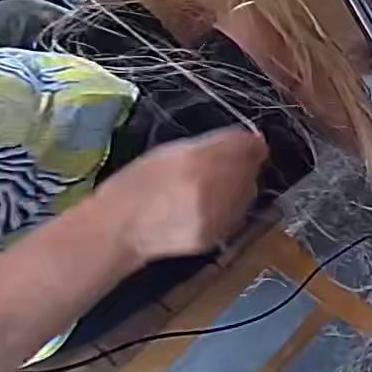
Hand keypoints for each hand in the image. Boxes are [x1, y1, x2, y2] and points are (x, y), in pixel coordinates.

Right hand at [94, 127, 267, 261]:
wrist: (118, 229)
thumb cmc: (140, 183)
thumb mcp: (174, 150)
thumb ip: (215, 142)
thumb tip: (248, 140)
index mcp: (204, 159)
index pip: (253, 145)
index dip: (246, 145)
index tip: (236, 148)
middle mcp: (220, 184)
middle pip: (252, 167)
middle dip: (240, 166)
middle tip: (213, 172)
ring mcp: (224, 211)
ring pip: (249, 191)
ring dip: (236, 188)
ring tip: (204, 193)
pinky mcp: (223, 232)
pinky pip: (238, 213)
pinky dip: (228, 209)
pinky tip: (202, 211)